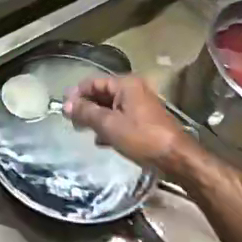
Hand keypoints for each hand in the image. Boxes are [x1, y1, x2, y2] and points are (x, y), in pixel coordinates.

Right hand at [65, 75, 193, 173]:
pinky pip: (121, 117)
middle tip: (72, 122)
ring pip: (111, 107)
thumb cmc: (141, 137)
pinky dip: (110, 125)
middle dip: (86, 107)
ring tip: (84, 132)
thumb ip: (86, 112)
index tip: (64, 110)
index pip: (92, 82)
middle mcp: (134, 89)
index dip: (76, 94)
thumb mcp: (109, 124)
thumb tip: (65, 105)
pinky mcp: (145, 120)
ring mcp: (141, 104)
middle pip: (101, 94)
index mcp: (125, 84)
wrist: (177, 158)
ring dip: (97, 118)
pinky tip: (102, 141)